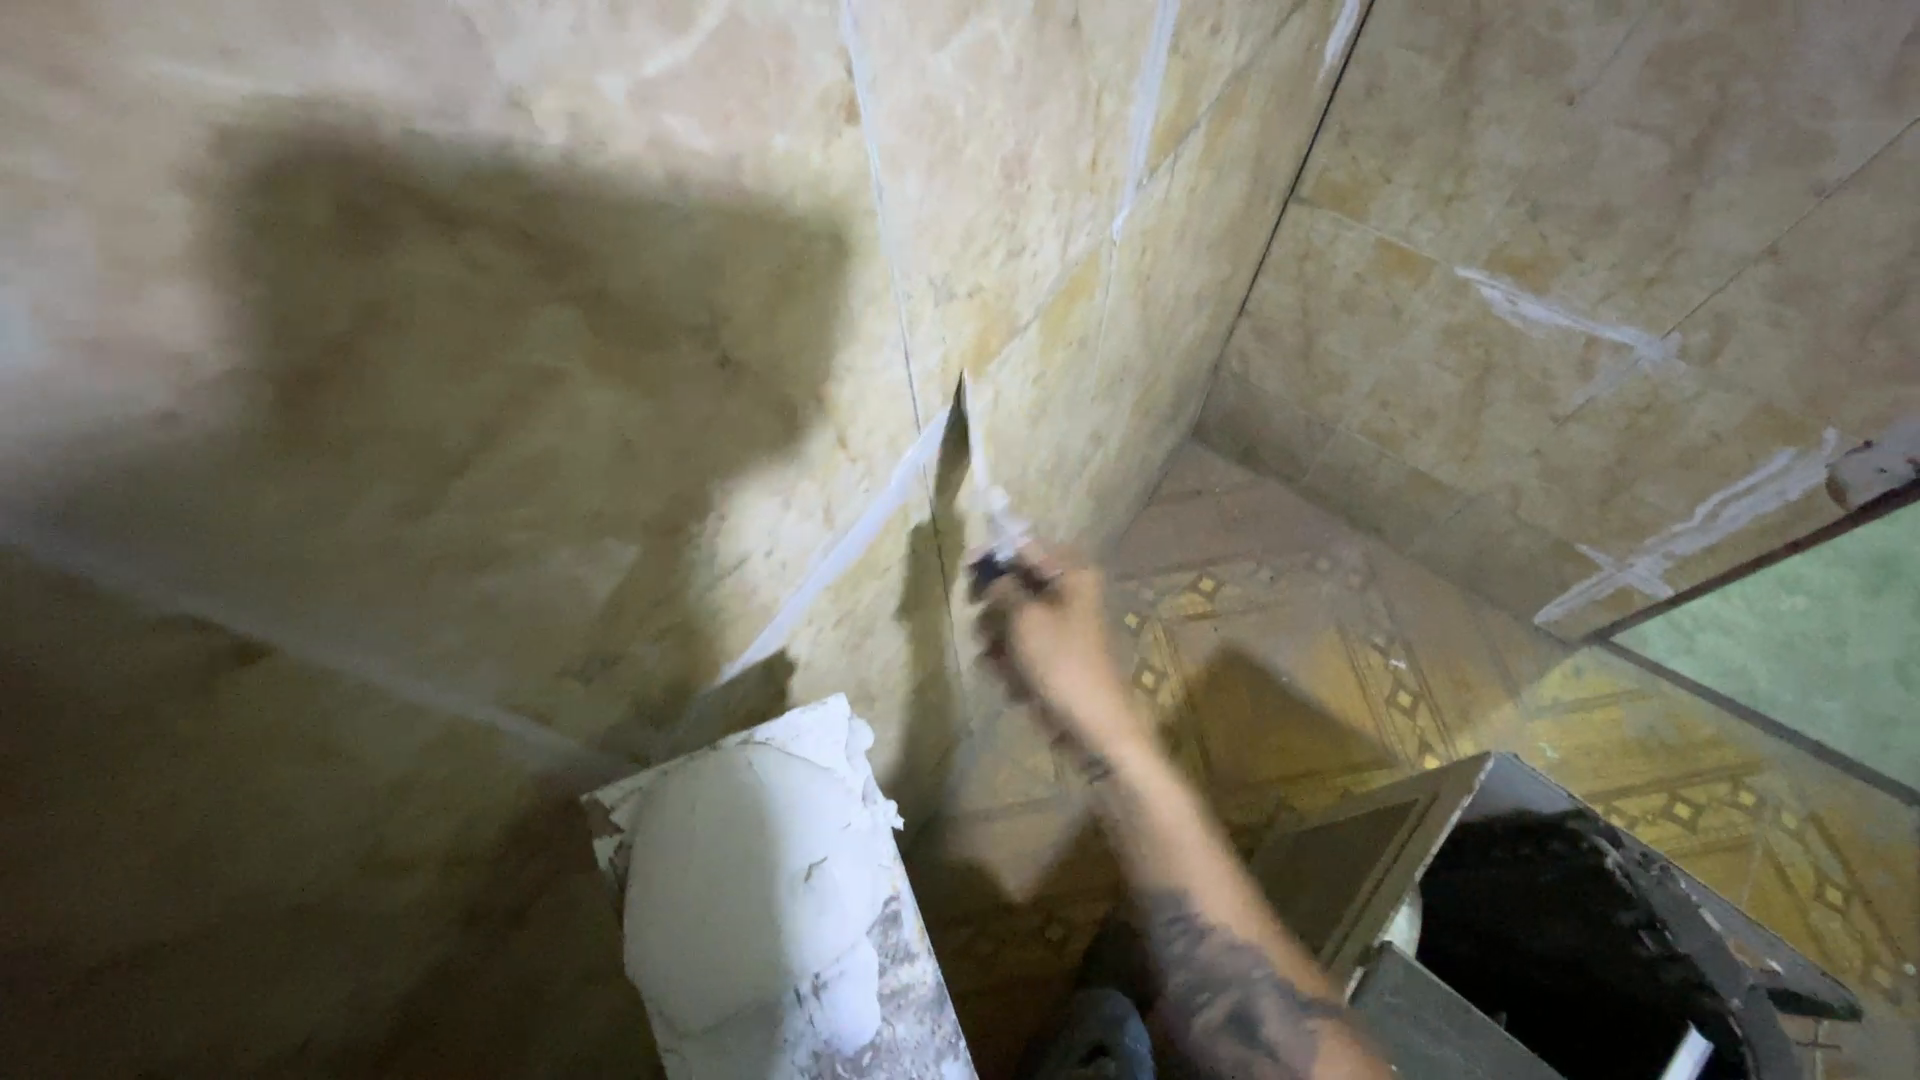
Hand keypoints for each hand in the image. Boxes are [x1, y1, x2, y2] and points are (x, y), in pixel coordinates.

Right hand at [974, 544, 1149, 759]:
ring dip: (998, 642)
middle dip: (994, 610)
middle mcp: (1070, 595)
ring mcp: (1061, 629)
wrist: (1093, 726)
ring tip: (1000, 664)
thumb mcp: (1025, 619)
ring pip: (1012, 620)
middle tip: (982, 627)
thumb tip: (992, 575)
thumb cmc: (1061, 663)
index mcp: (1072, 575)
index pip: (1025, 547)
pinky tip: (1012, 684)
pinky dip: (1010, 664)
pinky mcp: (1053, 658)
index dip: (994, 554)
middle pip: (1016, 586)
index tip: (966, 566)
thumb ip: (1003, 589)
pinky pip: (1019, 648)